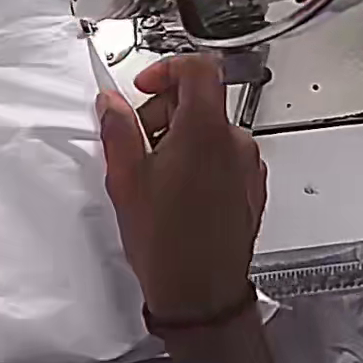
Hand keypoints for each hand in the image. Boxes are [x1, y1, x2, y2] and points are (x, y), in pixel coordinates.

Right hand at [96, 54, 265, 329]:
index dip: (166, 68)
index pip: (197, 69)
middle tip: (136, 141)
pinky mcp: (250, 186)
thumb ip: (118, 129)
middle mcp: (234, 143)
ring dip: (178, 137)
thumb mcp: (126, 179)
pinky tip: (174, 190)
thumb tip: (111, 103)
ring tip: (153, 174)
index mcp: (204, 132)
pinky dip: (197, 158)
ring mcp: (247, 166)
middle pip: (200, 100)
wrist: (201, 293)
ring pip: (209, 129)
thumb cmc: (168, 243)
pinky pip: (221, 154)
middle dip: (163, 111)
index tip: (144, 86)